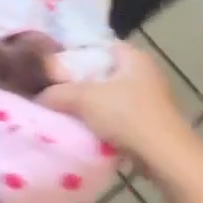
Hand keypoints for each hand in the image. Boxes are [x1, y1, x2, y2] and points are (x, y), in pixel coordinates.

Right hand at [36, 43, 193, 169]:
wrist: (163, 156)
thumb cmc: (127, 116)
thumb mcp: (84, 98)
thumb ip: (57, 93)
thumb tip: (39, 97)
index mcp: (134, 57)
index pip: (100, 46)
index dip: (76, 54)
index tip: (55, 68)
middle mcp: (145, 72)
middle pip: (104, 72)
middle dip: (80, 82)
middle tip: (55, 91)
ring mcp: (150, 98)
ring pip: (110, 96)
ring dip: (91, 105)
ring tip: (64, 112)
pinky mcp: (149, 122)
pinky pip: (118, 116)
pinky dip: (102, 122)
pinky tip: (85, 130)